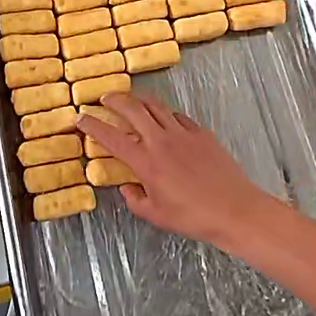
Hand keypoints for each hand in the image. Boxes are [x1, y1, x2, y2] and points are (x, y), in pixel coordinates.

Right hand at [75, 94, 278, 245]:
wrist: (234, 209)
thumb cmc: (193, 217)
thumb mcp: (155, 215)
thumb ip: (135, 199)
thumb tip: (126, 188)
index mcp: (146, 162)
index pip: (111, 137)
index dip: (93, 125)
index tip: (81, 118)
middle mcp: (161, 141)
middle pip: (133, 109)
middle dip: (115, 100)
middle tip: (105, 98)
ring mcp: (183, 134)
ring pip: (156, 107)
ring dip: (140, 100)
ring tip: (132, 100)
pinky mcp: (201, 133)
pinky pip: (178, 116)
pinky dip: (165, 114)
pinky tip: (164, 119)